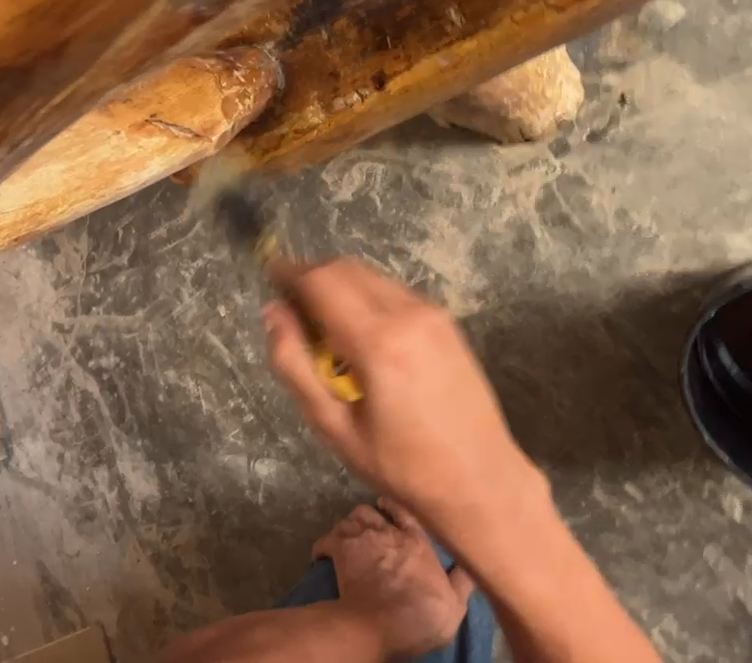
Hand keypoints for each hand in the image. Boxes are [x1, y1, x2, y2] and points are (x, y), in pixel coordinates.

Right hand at [261, 258, 544, 538]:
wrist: (482, 483)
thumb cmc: (400, 465)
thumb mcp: (332, 426)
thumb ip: (294, 365)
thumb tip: (273, 313)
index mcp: (377, 343)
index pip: (320, 282)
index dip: (289, 272)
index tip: (269, 274)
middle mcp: (407, 316)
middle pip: (344, 268)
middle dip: (310, 275)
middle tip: (290, 303)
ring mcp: (431, 314)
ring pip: (368, 274)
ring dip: (337, 283)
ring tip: (320, 319)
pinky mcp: (445, 321)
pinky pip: (391, 289)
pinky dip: (363, 294)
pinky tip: (357, 329)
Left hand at [315, 498, 474, 656]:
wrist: (387, 621)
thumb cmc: (425, 614)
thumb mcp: (456, 603)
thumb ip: (462, 581)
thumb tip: (471, 566)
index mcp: (416, 542)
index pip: (404, 513)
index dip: (393, 507)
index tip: (386, 503)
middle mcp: (387, 532)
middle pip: (370, 512)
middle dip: (366, 517)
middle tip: (365, 528)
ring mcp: (361, 538)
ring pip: (348, 520)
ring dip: (346, 527)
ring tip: (345, 537)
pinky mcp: (340, 550)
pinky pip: (325, 541)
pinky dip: (322, 547)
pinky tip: (321, 555)